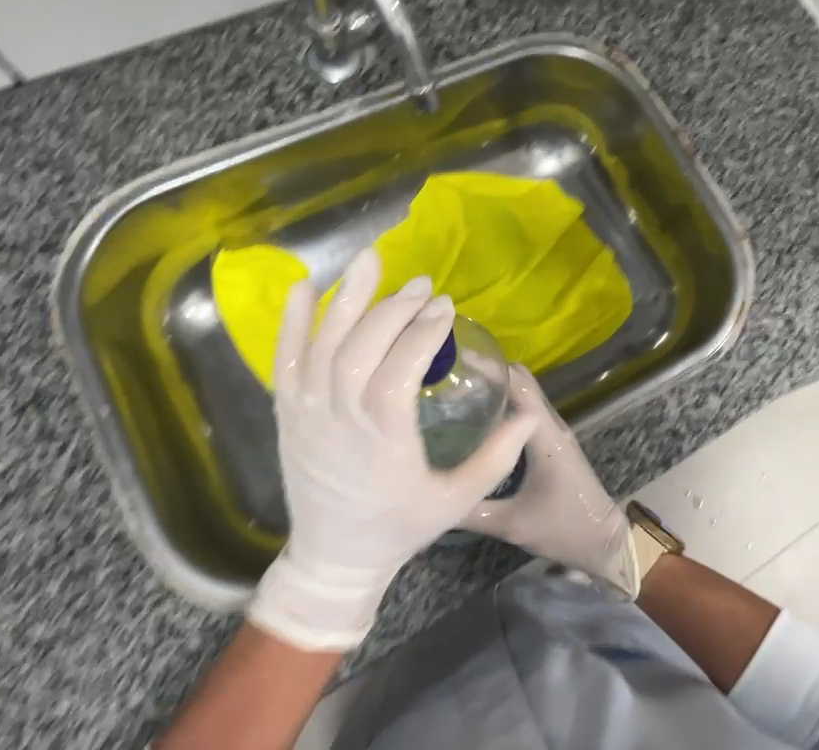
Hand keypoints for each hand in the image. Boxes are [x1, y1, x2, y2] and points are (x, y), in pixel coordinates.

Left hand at [246, 248, 538, 652]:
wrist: (333, 558)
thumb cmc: (399, 526)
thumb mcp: (457, 500)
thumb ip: (497, 457)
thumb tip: (532, 415)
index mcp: (384, 438)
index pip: (401, 369)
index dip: (423, 333)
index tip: (445, 306)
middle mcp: (341, 418)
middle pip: (362, 347)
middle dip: (394, 308)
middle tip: (422, 284)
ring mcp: (308, 413)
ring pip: (324, 346)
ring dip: (347, 299)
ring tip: (370, 261)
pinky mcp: (287, 413)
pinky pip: (285, 362)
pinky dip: (291, 323)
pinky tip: (302, 287)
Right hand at [459, 367, 636, 596]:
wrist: (603, 543)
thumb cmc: (562, 529)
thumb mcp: (511, 525)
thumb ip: (470, 510)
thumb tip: (429, 499)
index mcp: (545, 437)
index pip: (518, 387)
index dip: (489, 369)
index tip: (456, 361)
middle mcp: (552, 426)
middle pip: (521, 383)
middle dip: (489, 374)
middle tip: (449, 377)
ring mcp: (555, 433)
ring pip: (525, 396)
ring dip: (497, 388)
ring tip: (457, 392)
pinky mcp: (553, 443)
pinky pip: (528, 412)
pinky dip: (506, 405)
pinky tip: (478, 418)